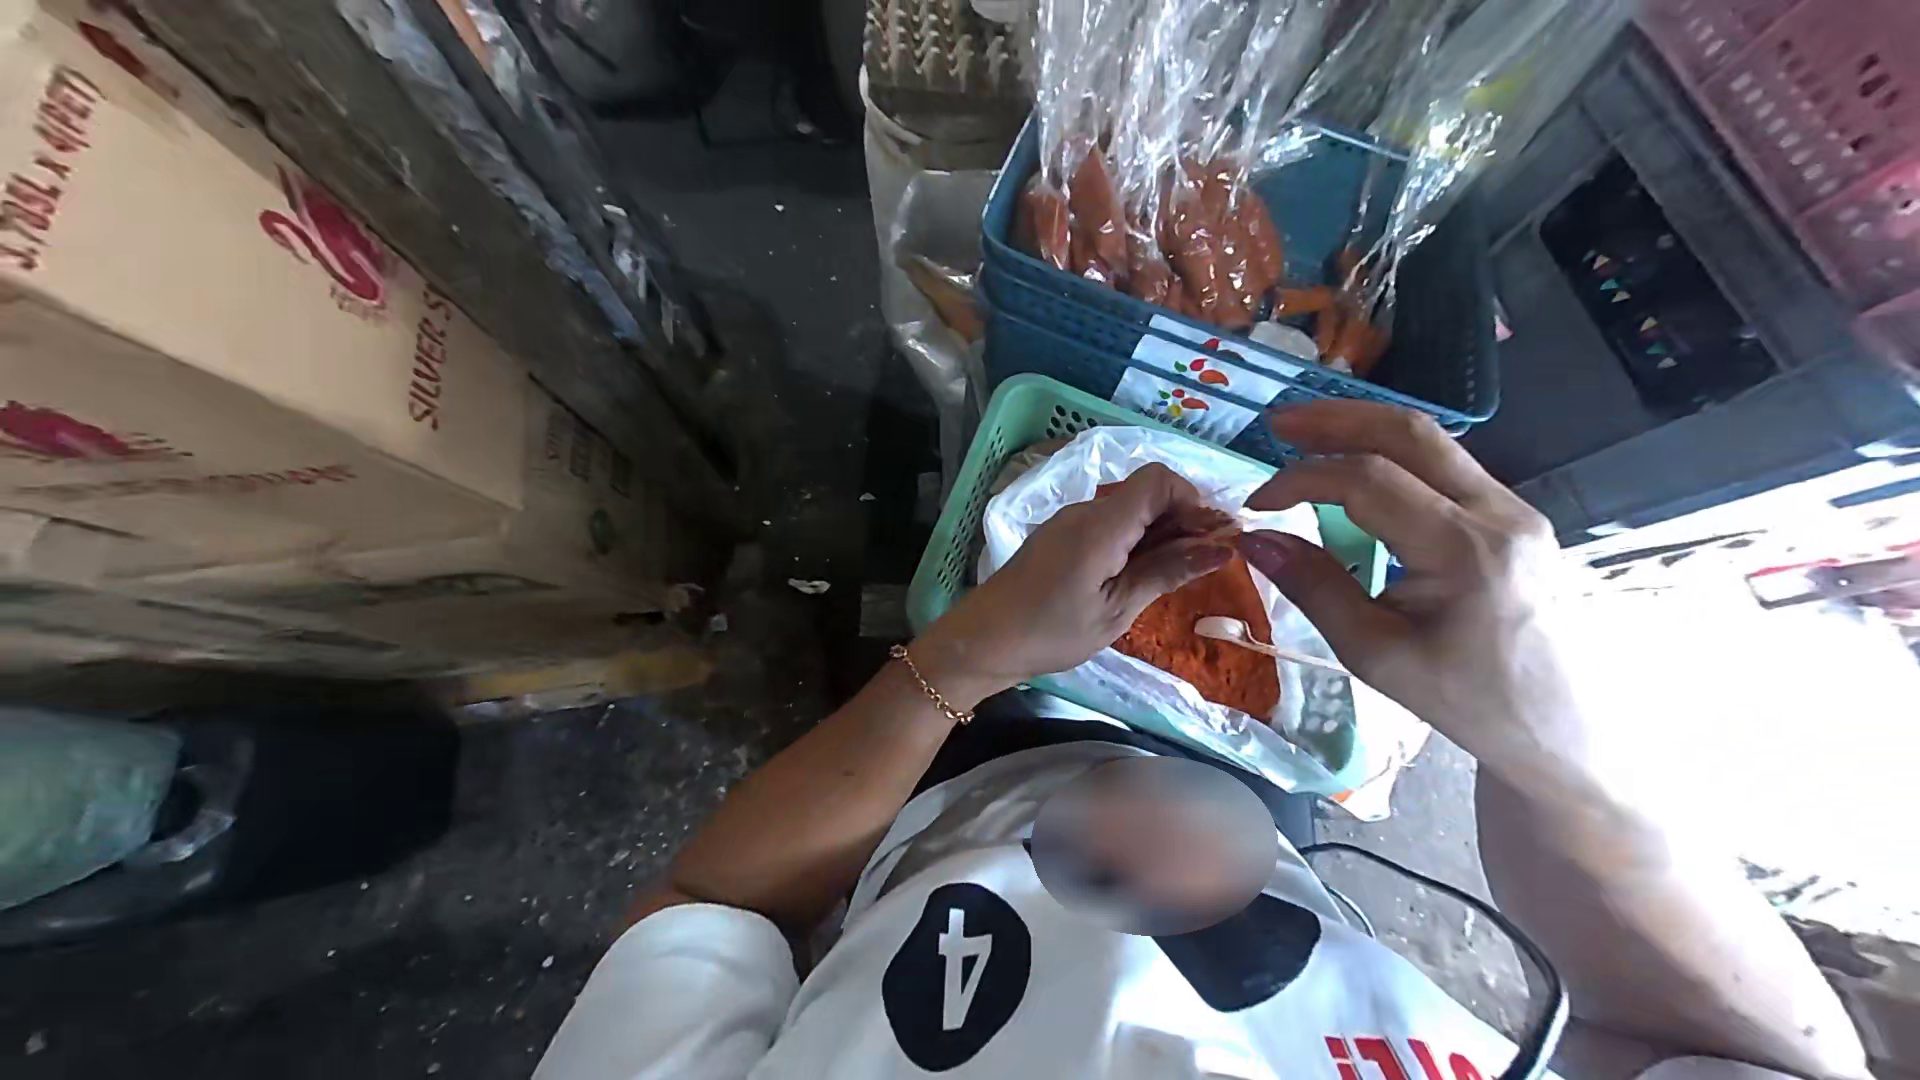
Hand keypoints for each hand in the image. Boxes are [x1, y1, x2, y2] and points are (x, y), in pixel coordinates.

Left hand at [913, 463, 1234, 707]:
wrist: (984, 639)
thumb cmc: (1051, 632)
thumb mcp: (1116, 610)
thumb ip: (1166, 572)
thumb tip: (1221, 547)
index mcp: (1101, 524)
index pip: (1159, 480)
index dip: (1194, 501)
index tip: (1213, 539)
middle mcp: (1085, 511)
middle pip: (1146, 492)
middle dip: (1183, 519)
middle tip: (1205, 563)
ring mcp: (1069, 521)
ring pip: (1129, 509)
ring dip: (1160, 532)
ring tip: (1175, 574)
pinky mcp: (1061, 535)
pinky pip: (1108, 524)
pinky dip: (1134, 540)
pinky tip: (1139, 573)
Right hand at [1235, 402, 1587, 784]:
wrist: (1565, 732)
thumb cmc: (1465, 699)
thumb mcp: (1373, 652)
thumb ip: (1313, 586)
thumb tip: (1254, 539)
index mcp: (1466, 550)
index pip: (1368, 481)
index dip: (1300, 480)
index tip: (1257, 503)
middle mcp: (1500, 513)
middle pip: (1410, 434)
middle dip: (1335, 419)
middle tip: (1277, 422)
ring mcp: (1515, 510)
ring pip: (1433, 442)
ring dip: (1362, 428)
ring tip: (1306, 432)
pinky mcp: (1512, 518)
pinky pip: (1445, 466)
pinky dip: (1389, 454)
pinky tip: (1353, 465)